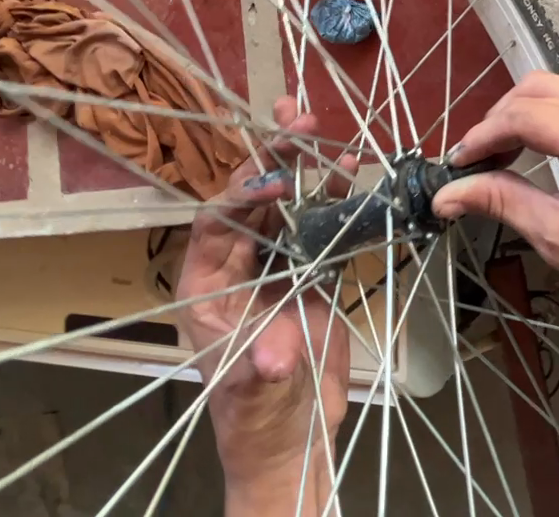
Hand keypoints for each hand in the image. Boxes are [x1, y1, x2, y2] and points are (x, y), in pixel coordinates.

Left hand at [177, 97, 348, 510]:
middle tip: (298, 117)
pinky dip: (335, 195)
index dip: (242, 195)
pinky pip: (320, 223)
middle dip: (274, 157)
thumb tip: (275, 351)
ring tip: (323, 127)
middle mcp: (238, 265)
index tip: (279, 182)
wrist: (297, 440)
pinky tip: (351, 168)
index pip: (216, 224)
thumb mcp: (257, 395)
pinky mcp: (310, 270)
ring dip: (305, 165)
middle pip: (252, 198)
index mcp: (206, 286)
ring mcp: (276, 264)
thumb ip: (262, 368)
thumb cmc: (260, 421)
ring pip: (287, 202)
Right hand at [431, 72, 558, 350]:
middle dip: (498, 120)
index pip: (526, 115)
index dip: (483, 136)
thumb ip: (500, 200)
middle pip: (538, 90)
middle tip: (473, 161)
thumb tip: (447, 193)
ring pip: (556, 91)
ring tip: (495, 158)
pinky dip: (546, 121)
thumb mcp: (558, 237)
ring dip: (520, 118)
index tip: (457, 163)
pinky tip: (528, 150)